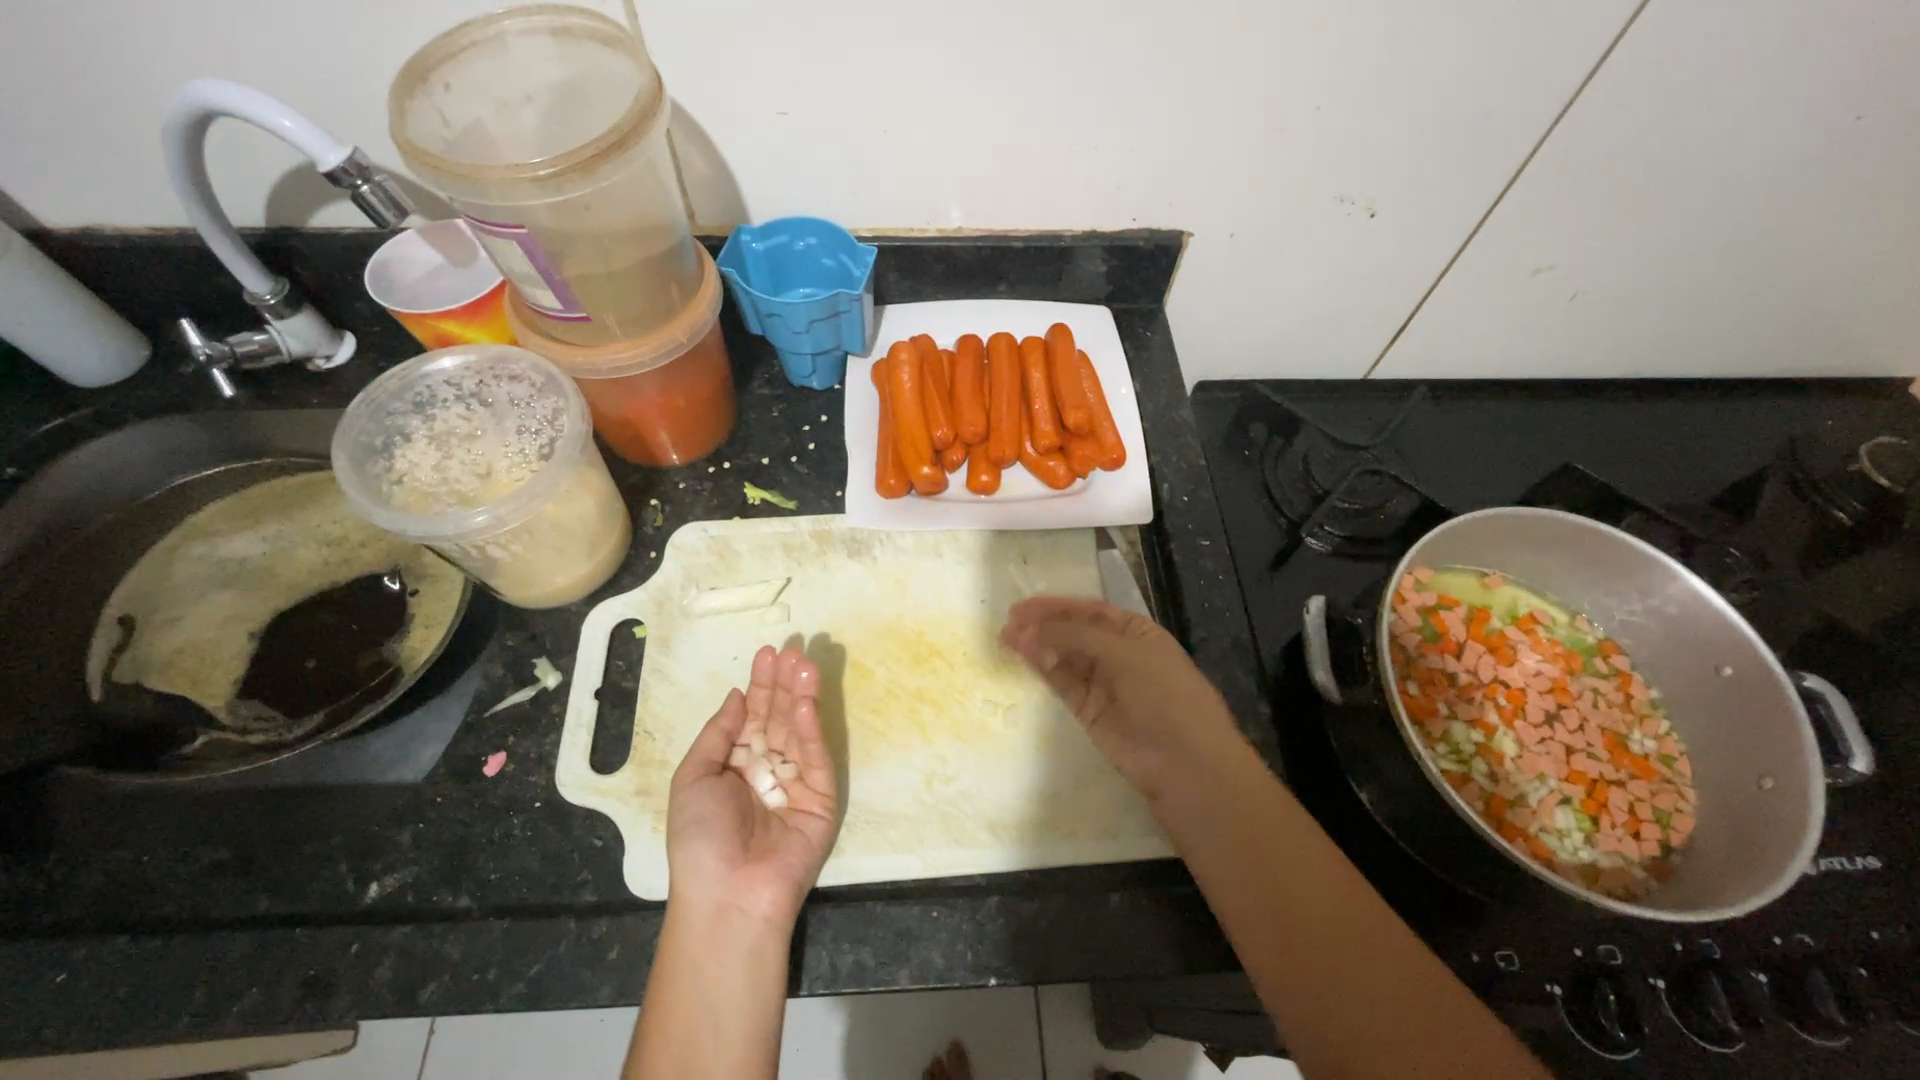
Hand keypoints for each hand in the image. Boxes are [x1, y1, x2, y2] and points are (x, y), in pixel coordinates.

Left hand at [666, 644, 839, 927]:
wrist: (728, 894)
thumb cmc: (699, 839)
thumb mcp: (693, 778)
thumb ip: (718, 734)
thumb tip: (736, 695)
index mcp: (736, 765)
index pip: (753, 716)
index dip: (760, 685)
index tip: (768, 653)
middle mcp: (768, 769)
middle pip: (778, 717)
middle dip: (784, 684)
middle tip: (792, 650)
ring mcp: (797, 782)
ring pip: (800, 731)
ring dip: (801, 696)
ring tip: (804, 664)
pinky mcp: (822, 798)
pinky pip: (815, 757)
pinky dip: (812, 729)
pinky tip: (806, 702)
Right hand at [1000, 596, 1246, 801]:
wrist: (1184, 761)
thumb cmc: (1166, 695)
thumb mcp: (1128, 654)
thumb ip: (1078, 637)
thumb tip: (1031, 629)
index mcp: (1135, 632)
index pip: (1090, 611)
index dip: (1057, 606)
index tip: (1024, 607)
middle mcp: (1117, 653)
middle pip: (1073, 632)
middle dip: (1042, 625)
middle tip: (1009, 622)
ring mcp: (1101, 682)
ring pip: (1062, 656)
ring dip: (1036, 644)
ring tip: (1007, 638)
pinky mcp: (1086, 709)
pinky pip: (1060, 681)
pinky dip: (1042, 667)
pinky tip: (1023, 656)